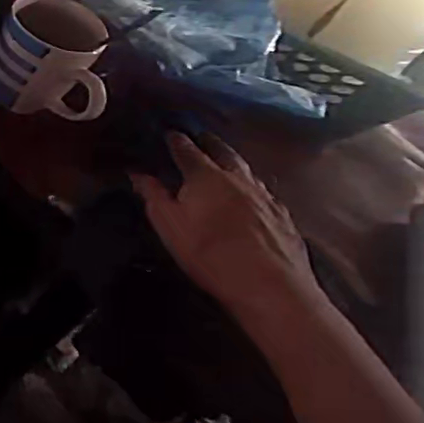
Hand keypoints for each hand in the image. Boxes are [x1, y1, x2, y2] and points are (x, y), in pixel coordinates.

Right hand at [132, 132, 317, 314]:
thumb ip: (152, 194)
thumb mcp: (168, 223)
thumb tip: (137, 172)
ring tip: (223, 161)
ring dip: (233, 162)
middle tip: (200, 136)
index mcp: (206, 176)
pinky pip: (265, 192)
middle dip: (210, 143)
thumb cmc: (209, 252)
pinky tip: (251, 194)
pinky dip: (252, 185)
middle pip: (224, 153)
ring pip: (248, 171)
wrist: (273, 290)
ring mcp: (268, 199)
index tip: (168, 131)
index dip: (176, 139)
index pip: (187, 149)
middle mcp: (239, 180)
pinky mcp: (286, 219)